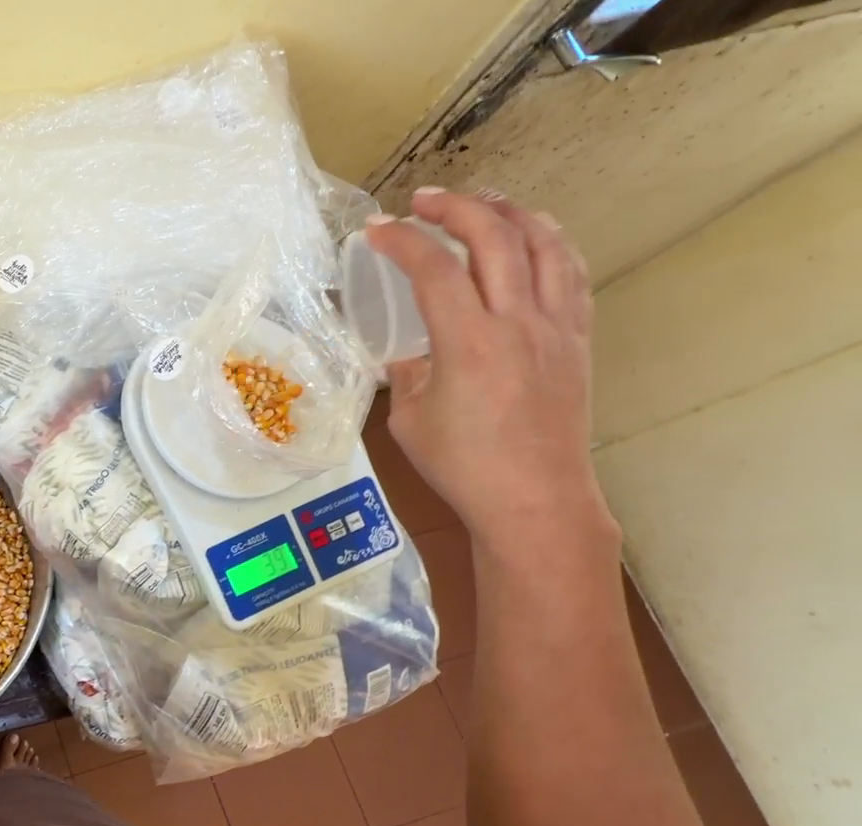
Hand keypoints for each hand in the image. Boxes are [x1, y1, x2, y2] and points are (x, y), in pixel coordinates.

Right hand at [365, 189, 616, 560]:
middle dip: (457, 208)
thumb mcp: (411, 420)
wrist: (534, 496)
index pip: (435, 271)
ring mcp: (556, 326)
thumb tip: (410, 352)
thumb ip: (409, 374)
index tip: (377, 230)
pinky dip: (547, 242)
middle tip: (424, 201)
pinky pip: (569, 271)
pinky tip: (529, 239)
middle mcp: (519, 323)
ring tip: (481, 203)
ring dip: (509, 212)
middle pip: (495, 238)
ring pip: (544, 243)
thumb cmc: (462, 466)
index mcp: (469, 345)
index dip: (404, 241)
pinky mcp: (577, 338)